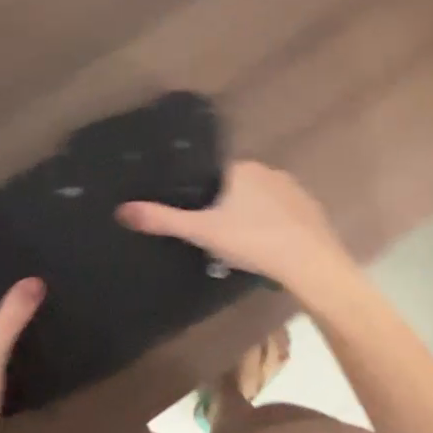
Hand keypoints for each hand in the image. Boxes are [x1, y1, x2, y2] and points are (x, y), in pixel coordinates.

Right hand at [117, 161, 350, 290]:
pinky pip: (283, 215)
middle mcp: (269, 171)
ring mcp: (294, 190)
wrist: (309, 263)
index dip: (202, 194)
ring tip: (242, 249)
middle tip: (216, 240)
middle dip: (226, 208)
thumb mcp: (202, 232)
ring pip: (261, 201)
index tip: (196, 217)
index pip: (214, 173)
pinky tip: (269, 249)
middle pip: (237, 187)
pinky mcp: (311, 211)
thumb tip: (122, 210)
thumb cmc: (253, 241)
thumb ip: (163, 220)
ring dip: (250, 218)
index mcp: (241, 169)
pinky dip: (274, 228)